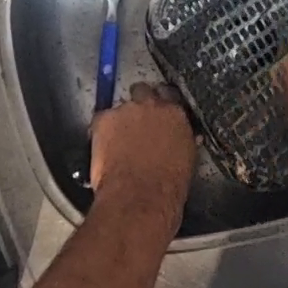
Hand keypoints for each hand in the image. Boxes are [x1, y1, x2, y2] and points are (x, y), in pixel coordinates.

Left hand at [90, 83, 195, 217]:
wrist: (141, 196)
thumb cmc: (167, 185)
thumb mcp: (187, 159)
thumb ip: (183, 139)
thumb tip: (184, 139)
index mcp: (176, 114)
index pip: (170, 95)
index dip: (162, 104)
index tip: (158, 112)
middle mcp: (152, 106)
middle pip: (143, 91)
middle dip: (139, 103)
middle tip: (136, 122)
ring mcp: (126, 110)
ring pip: (120, 106)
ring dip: (120, 120)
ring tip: (118, 141)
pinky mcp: (104, 120)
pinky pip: (100, 119)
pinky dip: (101, 130)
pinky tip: (104, 147)